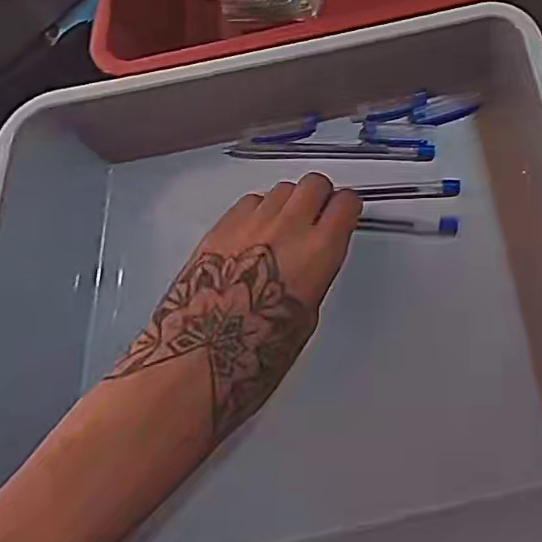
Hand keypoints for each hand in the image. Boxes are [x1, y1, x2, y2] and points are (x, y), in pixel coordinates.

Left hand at [105, 173, 360, 439]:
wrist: (193, 358)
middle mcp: (287, 228)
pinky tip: (253, 232)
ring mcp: (252, 223)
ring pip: (281, 189)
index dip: (347, 207)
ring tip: (284, 224)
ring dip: (288, 202)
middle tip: (318, 210)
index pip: (345, 203)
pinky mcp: (220, 226)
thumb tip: (311, 264)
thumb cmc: (247, 353)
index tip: (345, 212)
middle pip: (314, 183)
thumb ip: (315, 274)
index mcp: (319, 251)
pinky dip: (257, 210)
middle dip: (320, 195)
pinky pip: (249, 202)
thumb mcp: (305, 317)